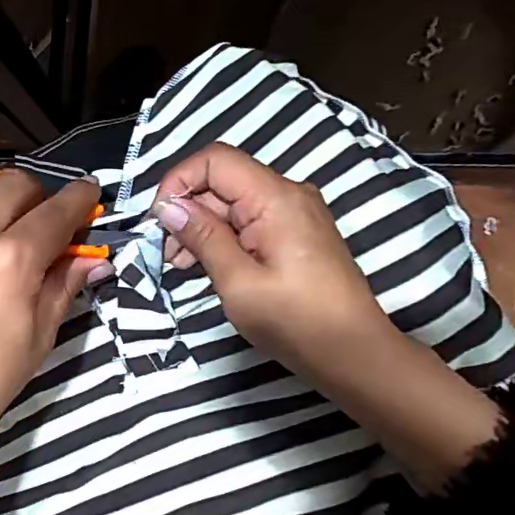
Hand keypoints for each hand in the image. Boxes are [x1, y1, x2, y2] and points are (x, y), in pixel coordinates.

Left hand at [0, 170, 106, 514]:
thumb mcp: (39, 338)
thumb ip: (64, 286)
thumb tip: (92, 259)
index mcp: (12, 259)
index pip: (57, 210)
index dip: (80, 197)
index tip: (90, 194)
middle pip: (12, 183)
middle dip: (39, 192)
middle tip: (46, 218)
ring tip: (0, 217)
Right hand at [152, 145, 500, 490]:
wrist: (355, 354)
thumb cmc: (296, 322)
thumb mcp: (238, 282)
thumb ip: (203, 237)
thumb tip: (168, 207)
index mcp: (276, 197)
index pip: (215, 159)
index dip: (179, 181)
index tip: (159, 220)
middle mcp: (288, 194)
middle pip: (224, 181)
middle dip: (187, 210)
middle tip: (168, 255)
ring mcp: (295, 214)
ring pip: (234, 203)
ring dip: (203, 227)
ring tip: (183, 266)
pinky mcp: (297, 235)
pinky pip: (251, 222)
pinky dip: (225, 238)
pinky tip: (209, 266)